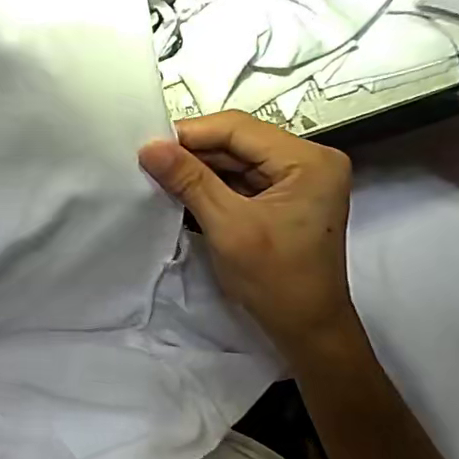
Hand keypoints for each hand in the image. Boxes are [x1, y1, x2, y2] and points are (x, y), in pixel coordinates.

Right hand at [138, 110, 355, 357]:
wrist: (308, 330)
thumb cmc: (276, 281)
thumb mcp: (227, 226)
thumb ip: (188, 181)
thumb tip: (149, 147)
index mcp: (308, 160)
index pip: (239, 129)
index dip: (191, 134)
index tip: (149, 143)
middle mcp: (309, 161)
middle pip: (239, 142)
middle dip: (194, 152)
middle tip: (149, 160)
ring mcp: (299, 180)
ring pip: (238, 161)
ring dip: (200, 169)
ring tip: (159, 173)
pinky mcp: (285, 198)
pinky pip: (243, 180)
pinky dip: (213, 185)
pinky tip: (182, 189)